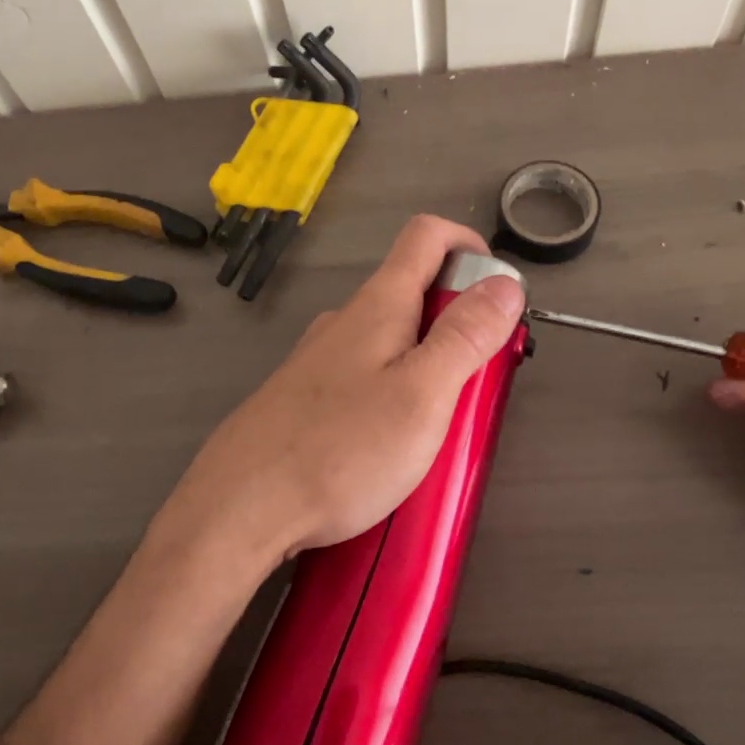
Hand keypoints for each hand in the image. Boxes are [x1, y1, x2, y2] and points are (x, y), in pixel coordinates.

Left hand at [170, 215, 524, 561]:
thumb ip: (465, 337)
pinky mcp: (307, 399)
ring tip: (444, 428)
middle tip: (480, 385)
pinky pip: (368, 378)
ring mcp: (322, 360)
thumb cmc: (339, 451)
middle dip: (460, 325)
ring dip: (431, 367)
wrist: (238, 510)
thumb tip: (505, 282)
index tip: (499, 295)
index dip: (472, 246)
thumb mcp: (421, 395)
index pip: (427, 235)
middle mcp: (347, 321)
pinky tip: (396, 450)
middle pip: (415, 292)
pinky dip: (397, 395)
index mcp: (378, 305)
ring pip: (393, 341)